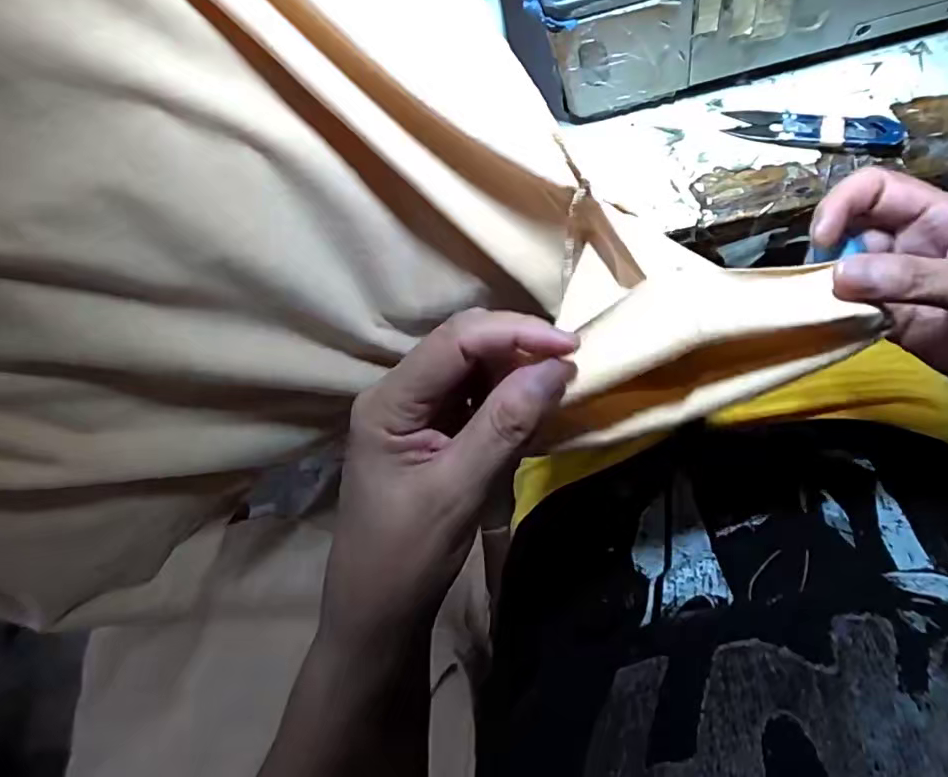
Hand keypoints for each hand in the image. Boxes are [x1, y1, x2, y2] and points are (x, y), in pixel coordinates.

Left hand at [320, 311, 577, 644]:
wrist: (378, 614)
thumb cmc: (406, 556)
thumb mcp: (458, 490)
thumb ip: (505, 424)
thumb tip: (557, 368)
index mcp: (390, 401)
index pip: (457, 341)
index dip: (515, 333)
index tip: (570, 346)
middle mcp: (401, 391)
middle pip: (466, 342)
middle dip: (520, 345)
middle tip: (569, 363)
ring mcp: (419, 407)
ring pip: (477, 363)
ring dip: (520, 368)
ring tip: (557, 385)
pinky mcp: (437, 425)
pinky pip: (480, 391)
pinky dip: (513, 393)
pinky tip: (534, 408)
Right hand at [812, 169, 947, 412]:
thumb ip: (917, 278)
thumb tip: (839, 276)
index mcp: (941, 216)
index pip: (876, 189)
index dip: (843, 203)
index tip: (823, 239)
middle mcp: (915, 245)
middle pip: (854, 229)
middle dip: (830, 249)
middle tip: (816, 283)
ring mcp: (906, 288)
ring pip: (851, 275)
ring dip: (831, 289)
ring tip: (821, 310)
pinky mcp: (903, 326)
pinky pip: (860, 315)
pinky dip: (843, 320)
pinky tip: (837, 331)